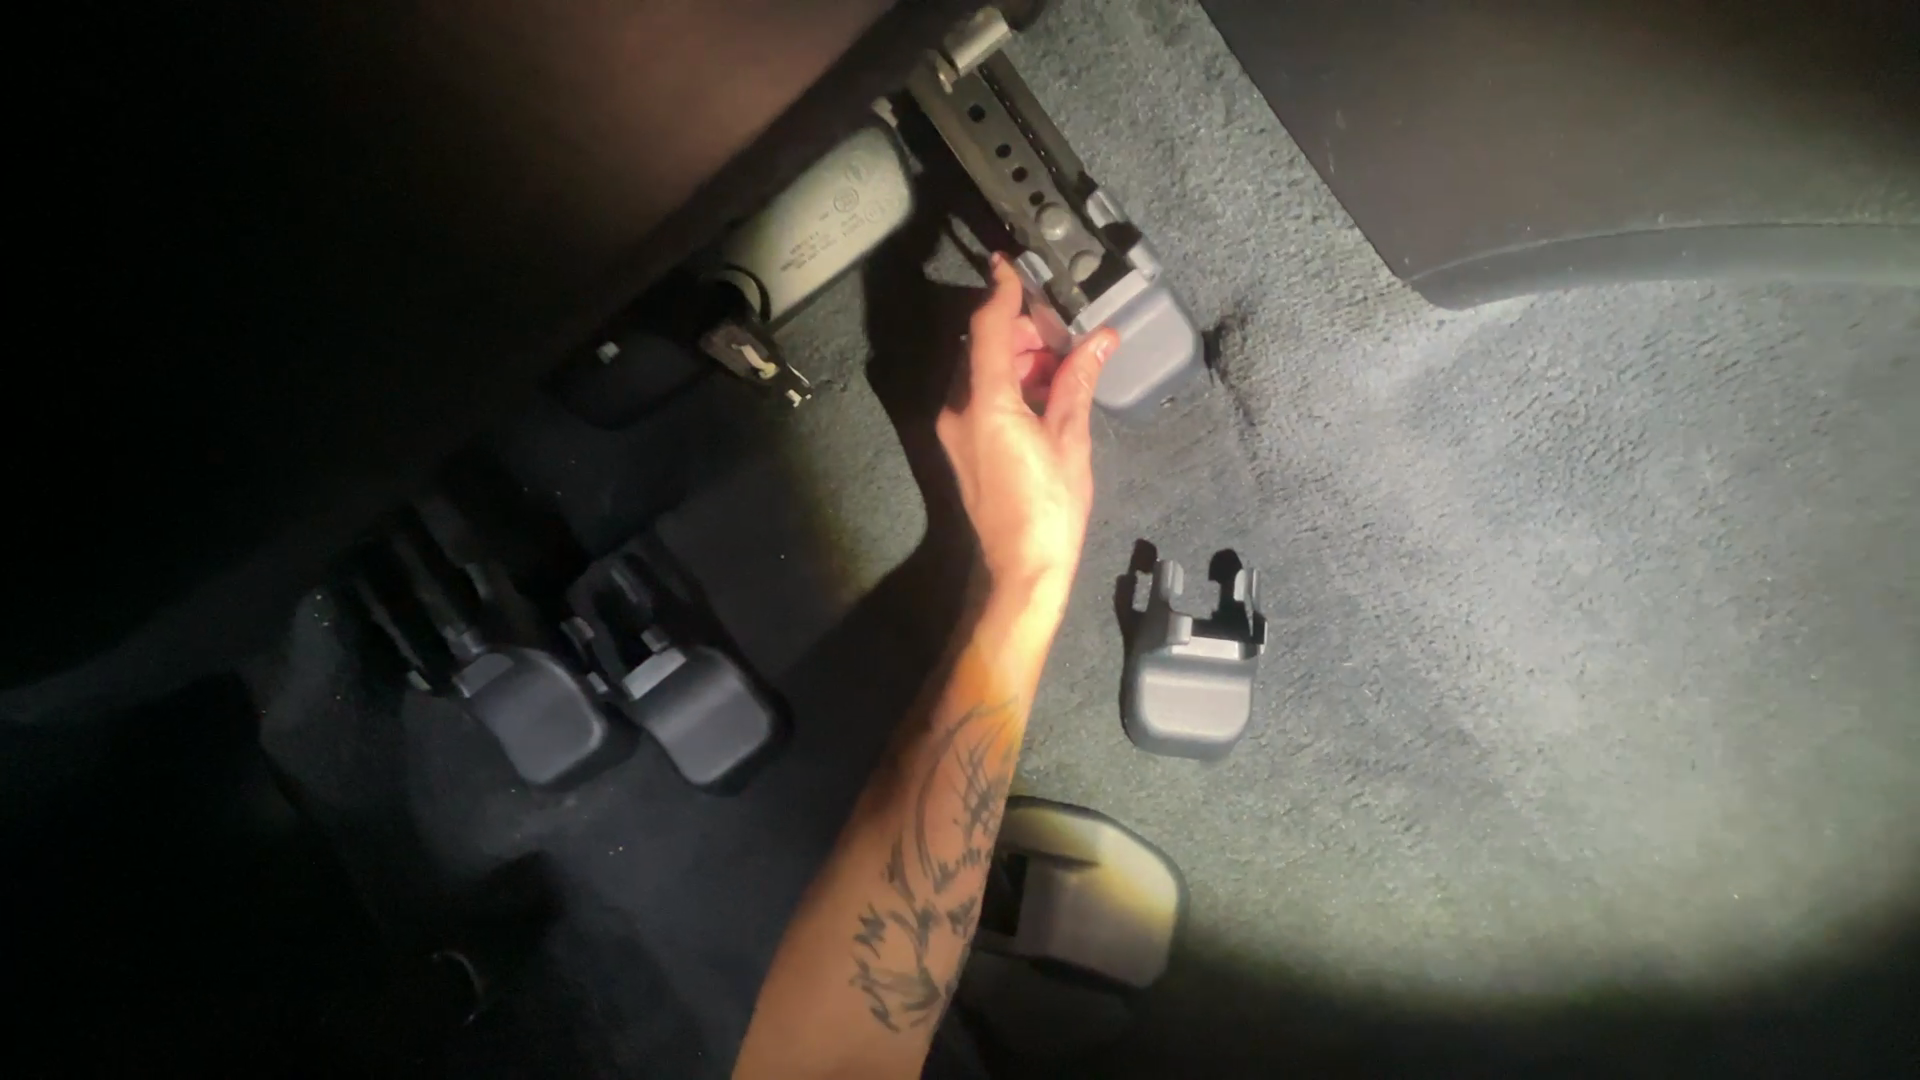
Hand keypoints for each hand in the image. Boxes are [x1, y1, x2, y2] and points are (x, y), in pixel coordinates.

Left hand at [937, 255, 1117, 602]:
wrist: (1022, 566)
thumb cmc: (1050, 507)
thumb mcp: (1070, 438)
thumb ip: (1078, 381)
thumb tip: (1102, 339)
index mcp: (985, 403)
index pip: (986, 329)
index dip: (1000, 292)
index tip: (1009, 264)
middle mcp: (957, 411)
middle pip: (981, 348)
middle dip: (1018, 331)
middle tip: (1061, 331)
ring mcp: (954, 431)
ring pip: (978, 373)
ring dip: (1014, 358)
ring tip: (1060, 363)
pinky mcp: (960, 448)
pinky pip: (978, 398)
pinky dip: (1006, 385)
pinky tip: (1043, 392)